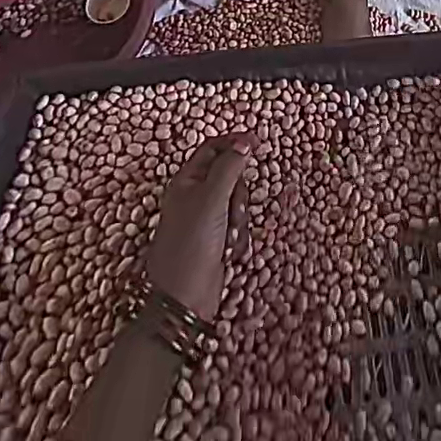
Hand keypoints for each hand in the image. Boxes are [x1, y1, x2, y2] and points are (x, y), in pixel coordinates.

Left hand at [144, 133, 250, 321]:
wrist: (184, 299)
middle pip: (229, 176)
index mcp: (186, 180)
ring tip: (229, 236)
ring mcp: (206, 219)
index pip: (212, 148)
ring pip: (236, 201)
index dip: (233, 142)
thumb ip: (229, 167)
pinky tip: (230, 251)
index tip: (256, 141)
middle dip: (237, 192)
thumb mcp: (211, 199)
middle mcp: (194, 196)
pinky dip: (239, 236)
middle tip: (232, 209)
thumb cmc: (190, 245)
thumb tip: (244, 142)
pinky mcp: (216, 239)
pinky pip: (238, 225)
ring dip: (239, 218)